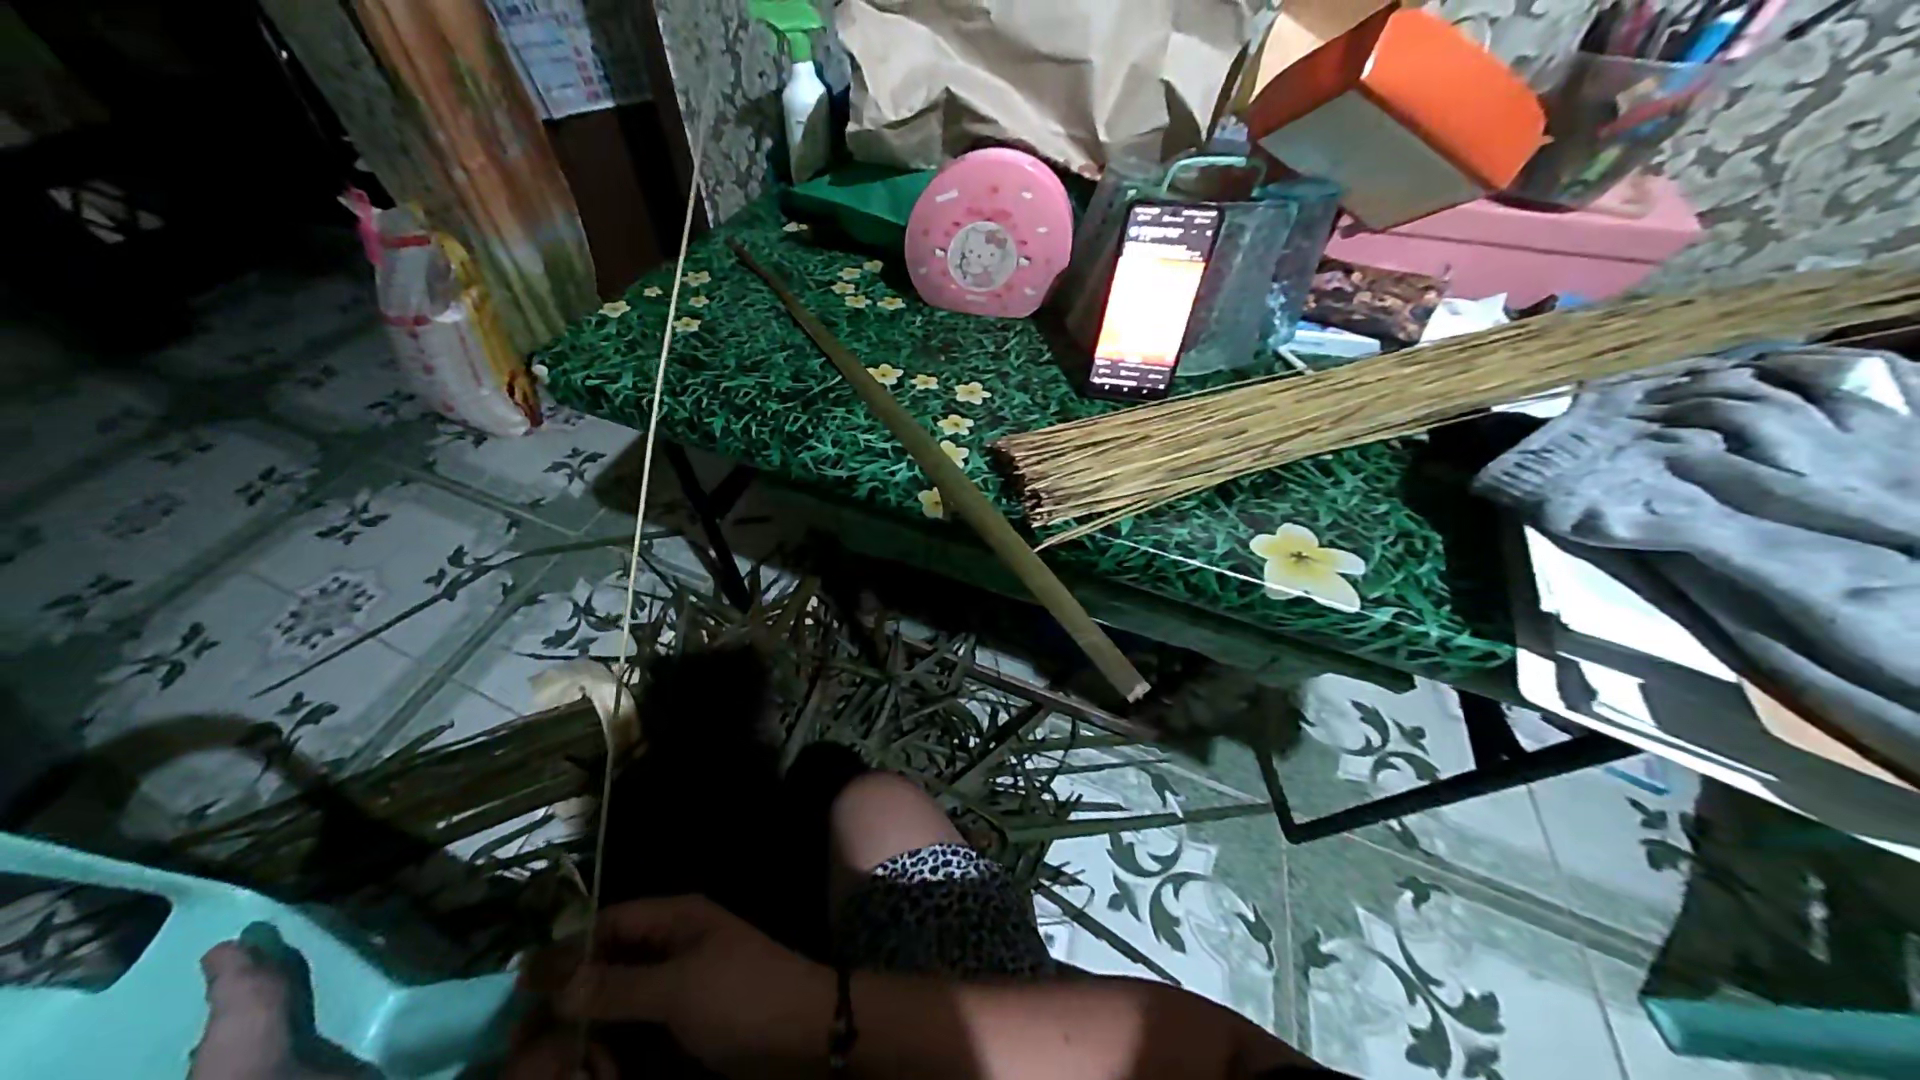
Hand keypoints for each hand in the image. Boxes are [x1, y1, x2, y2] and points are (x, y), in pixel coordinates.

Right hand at [524, 895, 834, 1078]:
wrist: (805, 1036)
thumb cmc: (744, 998)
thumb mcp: (678, 989)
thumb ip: (614, 985)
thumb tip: (547, 975)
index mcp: (676, 920)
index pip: (608, 923)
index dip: (566, 951)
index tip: (521, 991)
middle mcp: (672, 947)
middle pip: (606, 964)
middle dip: (570, 999)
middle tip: (530, 1039)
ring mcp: (676, 988)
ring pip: (614, 1002)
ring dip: (587, 1029)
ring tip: (558, 1061)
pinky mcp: (681, 1025)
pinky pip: (633, 1030)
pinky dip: (609, 1047)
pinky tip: (588, 1069)